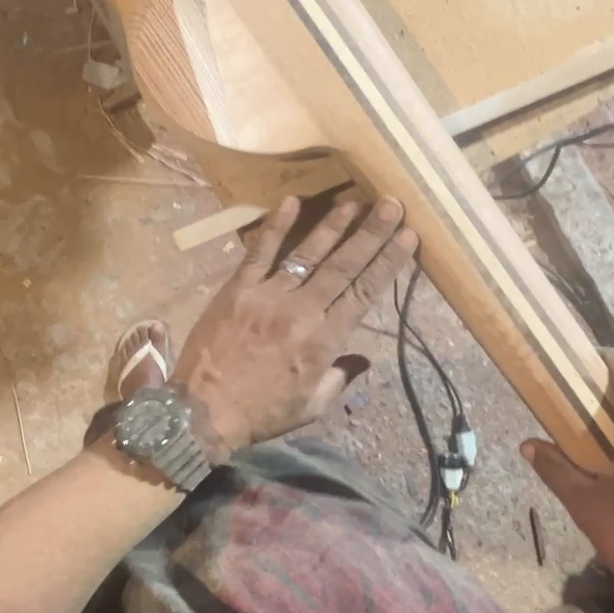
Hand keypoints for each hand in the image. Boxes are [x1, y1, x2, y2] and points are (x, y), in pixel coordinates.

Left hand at [175, 195, 417, 456]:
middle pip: (343, 265)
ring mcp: (268, 295)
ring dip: (333, 224)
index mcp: (324, 340)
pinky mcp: (237, 288)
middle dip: (370, 233)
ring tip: (355, 200)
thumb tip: (362, 360)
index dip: (388, 262)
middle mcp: (302, 310)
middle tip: (391, 204)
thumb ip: (338, 378)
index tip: (409, 237)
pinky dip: (275, 226)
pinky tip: (291, 201)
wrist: (204, 410)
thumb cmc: (261, 413)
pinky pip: (259, 252)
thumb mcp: (310, 406)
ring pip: (307, 253)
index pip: (364, 293)